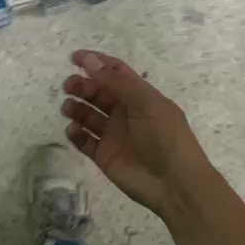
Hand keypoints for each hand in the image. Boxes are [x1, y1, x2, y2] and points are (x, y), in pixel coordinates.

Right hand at [60, 50, 215, 218]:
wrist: (176, 186)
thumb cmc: (165, 138)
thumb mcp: (145, 104)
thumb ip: (116, 82)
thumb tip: (90, 60)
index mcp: (139, 97)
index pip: (115, 72)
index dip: (96, 62)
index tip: (74, 58)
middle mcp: (125, 113)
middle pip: (98, 92)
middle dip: (82, 86)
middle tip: (68, 86)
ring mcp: (114, 135)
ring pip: (88, 115)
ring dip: (76, 108)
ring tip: (68, 108)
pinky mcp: (104, 156)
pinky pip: (84, 141)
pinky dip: (75, 133)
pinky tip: (73, 130)